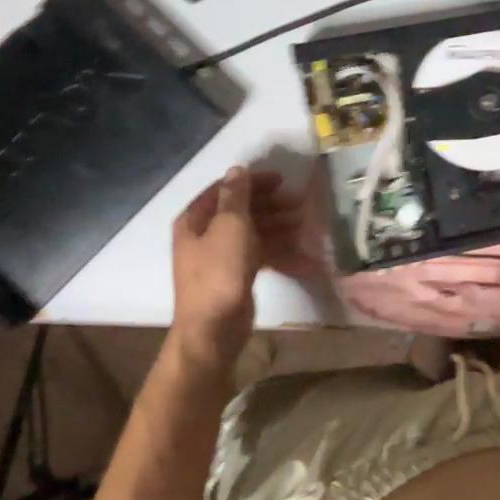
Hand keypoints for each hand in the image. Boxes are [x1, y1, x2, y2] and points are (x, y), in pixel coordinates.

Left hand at [168, 166, 311, 366]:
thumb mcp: (230, 226)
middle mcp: (204, 235)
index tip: (284, 180)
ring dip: (278, 227)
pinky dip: (277, 252)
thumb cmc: (219, 272)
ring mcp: (219, 258)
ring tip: (304, 225)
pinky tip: (302, 254)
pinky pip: (257, 256)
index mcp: (195, 219)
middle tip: (299, 204)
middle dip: (271, 206)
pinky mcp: (234, 277)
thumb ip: (236, 196)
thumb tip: (238, 170)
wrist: (213, 329)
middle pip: (240, 211)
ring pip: (251, 233)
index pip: (225, 189)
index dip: (254, 181)